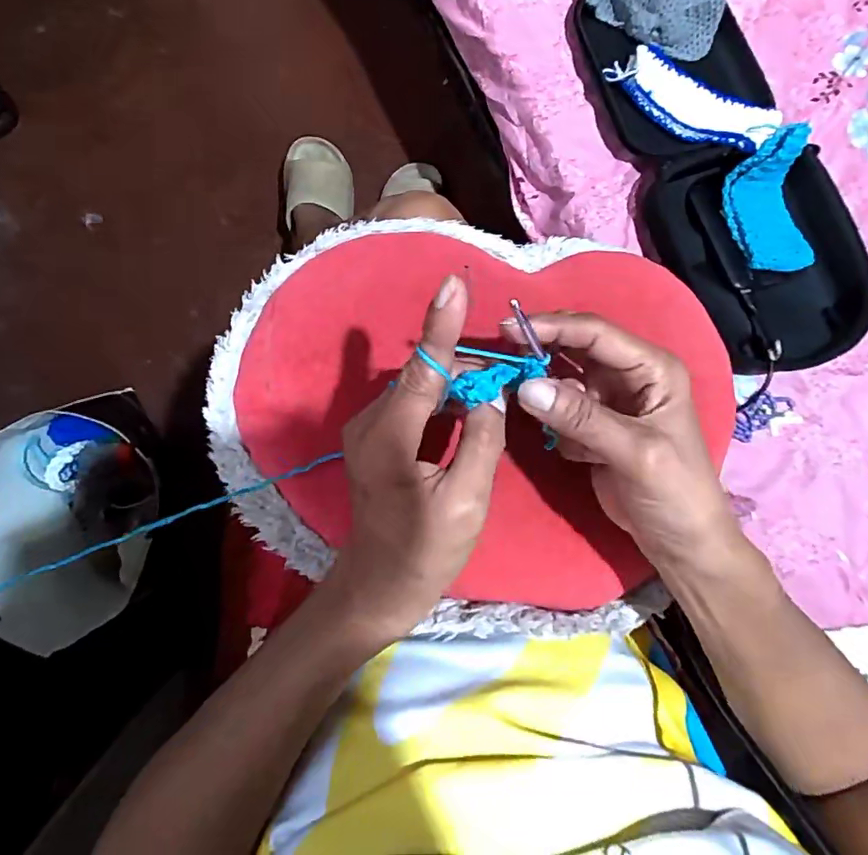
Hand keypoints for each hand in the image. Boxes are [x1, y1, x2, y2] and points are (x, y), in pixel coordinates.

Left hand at [325, 274, 505, 637]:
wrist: (377, 584)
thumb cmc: (425, 550)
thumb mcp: (466, 499)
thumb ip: (482, 439)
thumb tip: (491, 394)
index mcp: (390, 437)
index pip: (422, 370)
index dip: (440, 325)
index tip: (452, 284)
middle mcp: (370, 422)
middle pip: (424, 374)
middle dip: (464, 371)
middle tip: (501, 390)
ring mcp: (366, 427)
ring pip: (419, 386)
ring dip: (454, 387)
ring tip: (488, 406)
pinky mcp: (372, 435)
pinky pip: (412, 402)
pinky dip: (441, 401)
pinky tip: (464, 414)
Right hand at [504, 312, 740, 568]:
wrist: (683, 545)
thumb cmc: (675, 493)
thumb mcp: (634, 453)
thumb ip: (582, 418)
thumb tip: (526, 386)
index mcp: (652, 369)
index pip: (596, 333)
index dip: (552, 327)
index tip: (508, 329)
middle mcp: (630, 376)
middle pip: (576, 348)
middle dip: (540, 350)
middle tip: (501, 354)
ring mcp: (610, 400)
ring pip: (563, 377)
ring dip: (541, 387)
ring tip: (517, 399)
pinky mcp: (594, 426)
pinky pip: (560, 408)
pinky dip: (550, 419)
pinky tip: (567, 449)